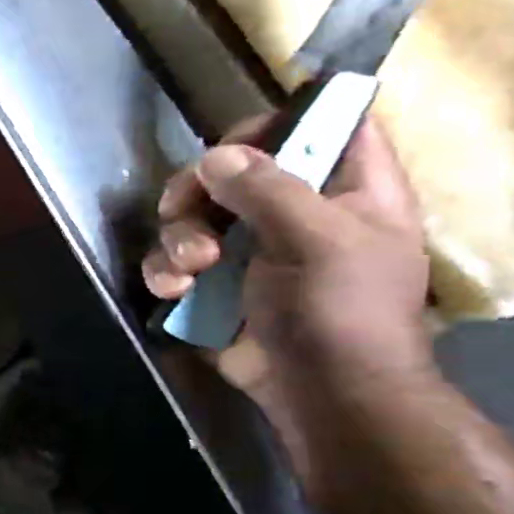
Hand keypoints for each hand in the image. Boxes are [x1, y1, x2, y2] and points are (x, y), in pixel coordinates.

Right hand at [143, 115, 433, 452]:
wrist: (317, 390)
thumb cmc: (340, 311)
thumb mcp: (318, 241)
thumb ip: (270, 190)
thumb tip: (216, 156)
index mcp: (348, 190)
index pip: (326, 127)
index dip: (279, 123)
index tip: (233, 144)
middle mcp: (294, 212)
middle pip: (232, 172)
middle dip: (197, 192)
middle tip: (184, 211)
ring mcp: (248, 248)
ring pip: (191, 216)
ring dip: (176, 239)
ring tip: (189, 271)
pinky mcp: (212, 282)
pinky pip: (173, 259)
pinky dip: (165, 271)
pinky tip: (173, 291)